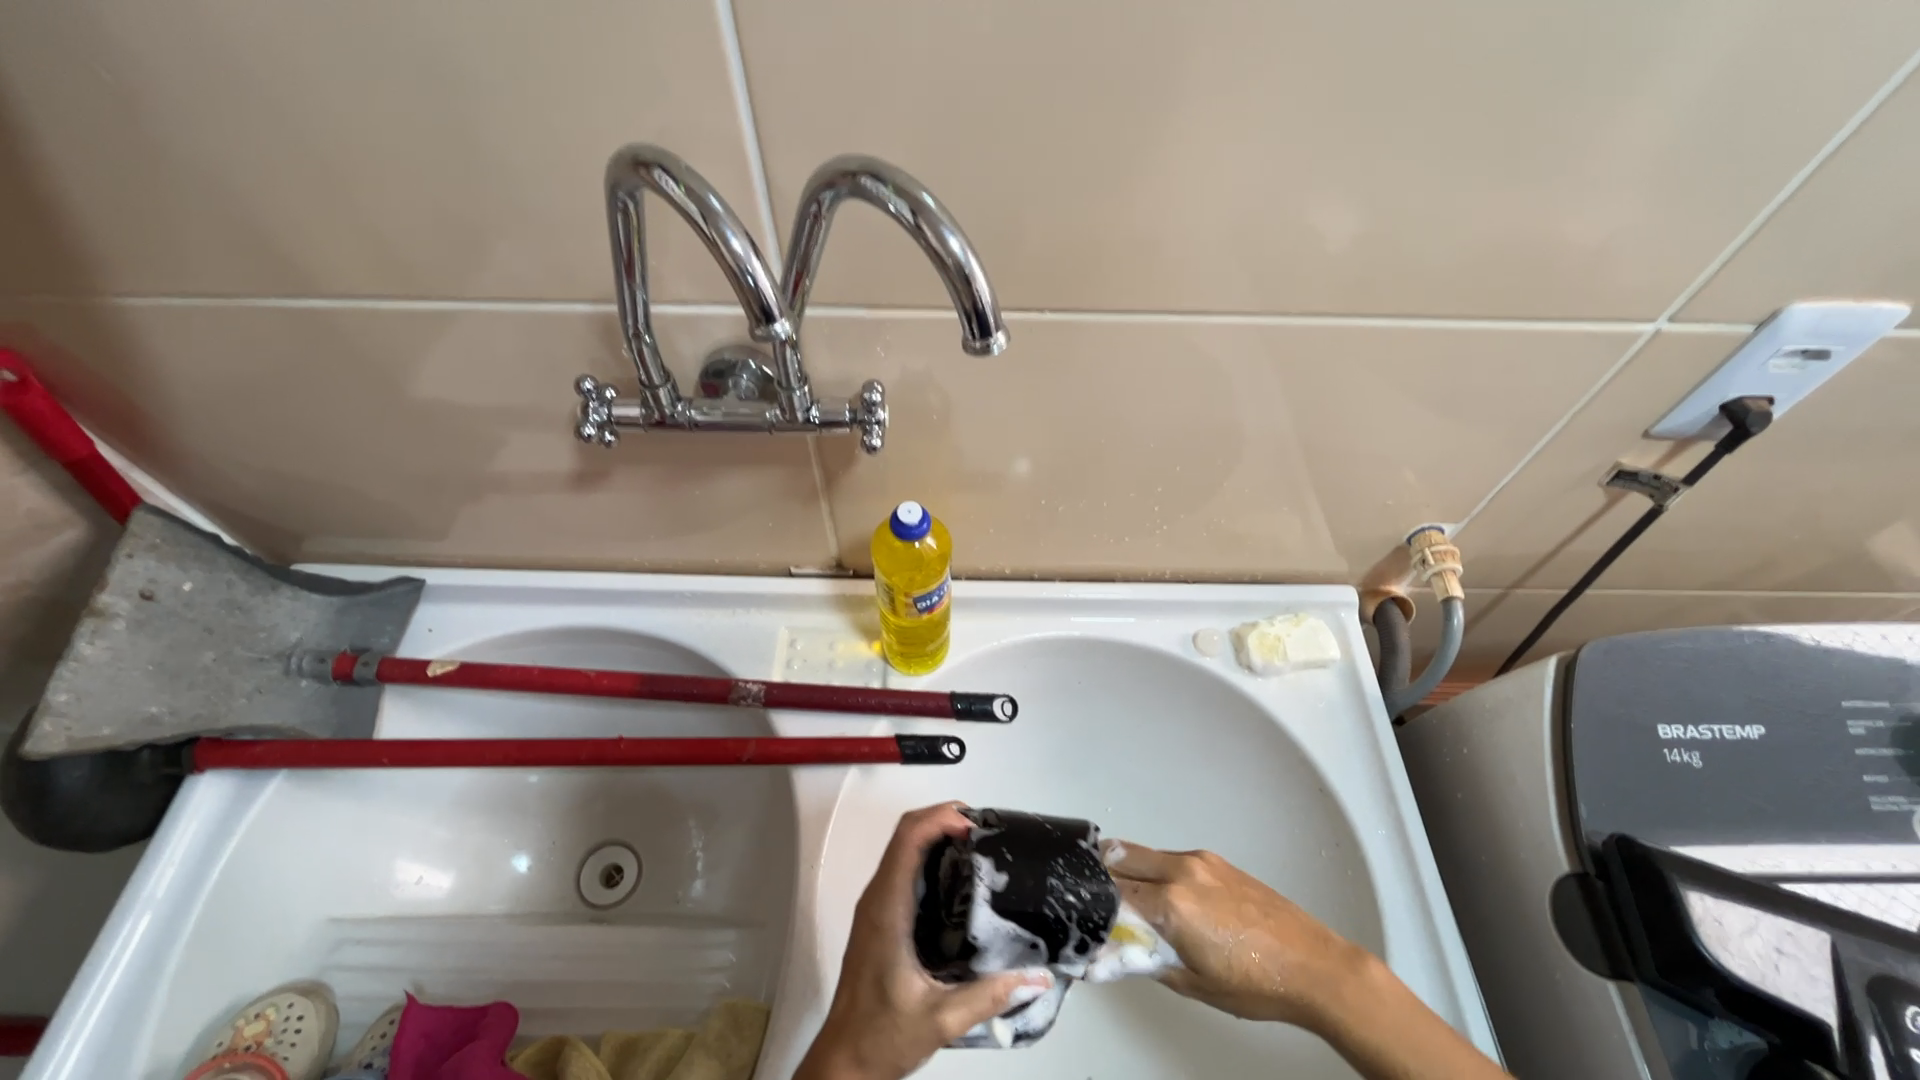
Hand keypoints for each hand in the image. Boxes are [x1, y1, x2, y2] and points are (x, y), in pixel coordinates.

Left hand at [798, 803, 1053, 1079]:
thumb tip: (1038, 977)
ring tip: (981, 846)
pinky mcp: (881, 918)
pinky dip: (931, 856)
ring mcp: (877, 907)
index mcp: (887, 910)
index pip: (908, 839)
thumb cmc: (880, 1037)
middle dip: (945, 819)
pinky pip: (904, 869)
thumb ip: (990, 996)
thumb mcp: (941, 1019)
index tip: (977, 826)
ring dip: (938, 834)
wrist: (844, 1061)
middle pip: (906, 834)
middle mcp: (878, 899)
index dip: (941, 818)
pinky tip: (962, 877)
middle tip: (987, 831)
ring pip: (904, 848)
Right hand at [1106, 841, 1508, 1079]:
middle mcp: (1181, 871)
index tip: (1079, 913)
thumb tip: (1108, 956)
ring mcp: (1201, 862)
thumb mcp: (1191, 983)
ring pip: (1146, 854)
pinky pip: (1171, 859)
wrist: (1316, 967)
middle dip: (1101, 875)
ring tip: (1127, 902)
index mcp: (1170, 903)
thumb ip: (1144, 960)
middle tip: (1091, 899)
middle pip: (1120, 857)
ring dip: (1128, 870)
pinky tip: (1164, 899)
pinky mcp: (1218, 862)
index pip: (1111, 891)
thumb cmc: (1255, 985)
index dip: (1090, 902)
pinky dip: (1156, 871)